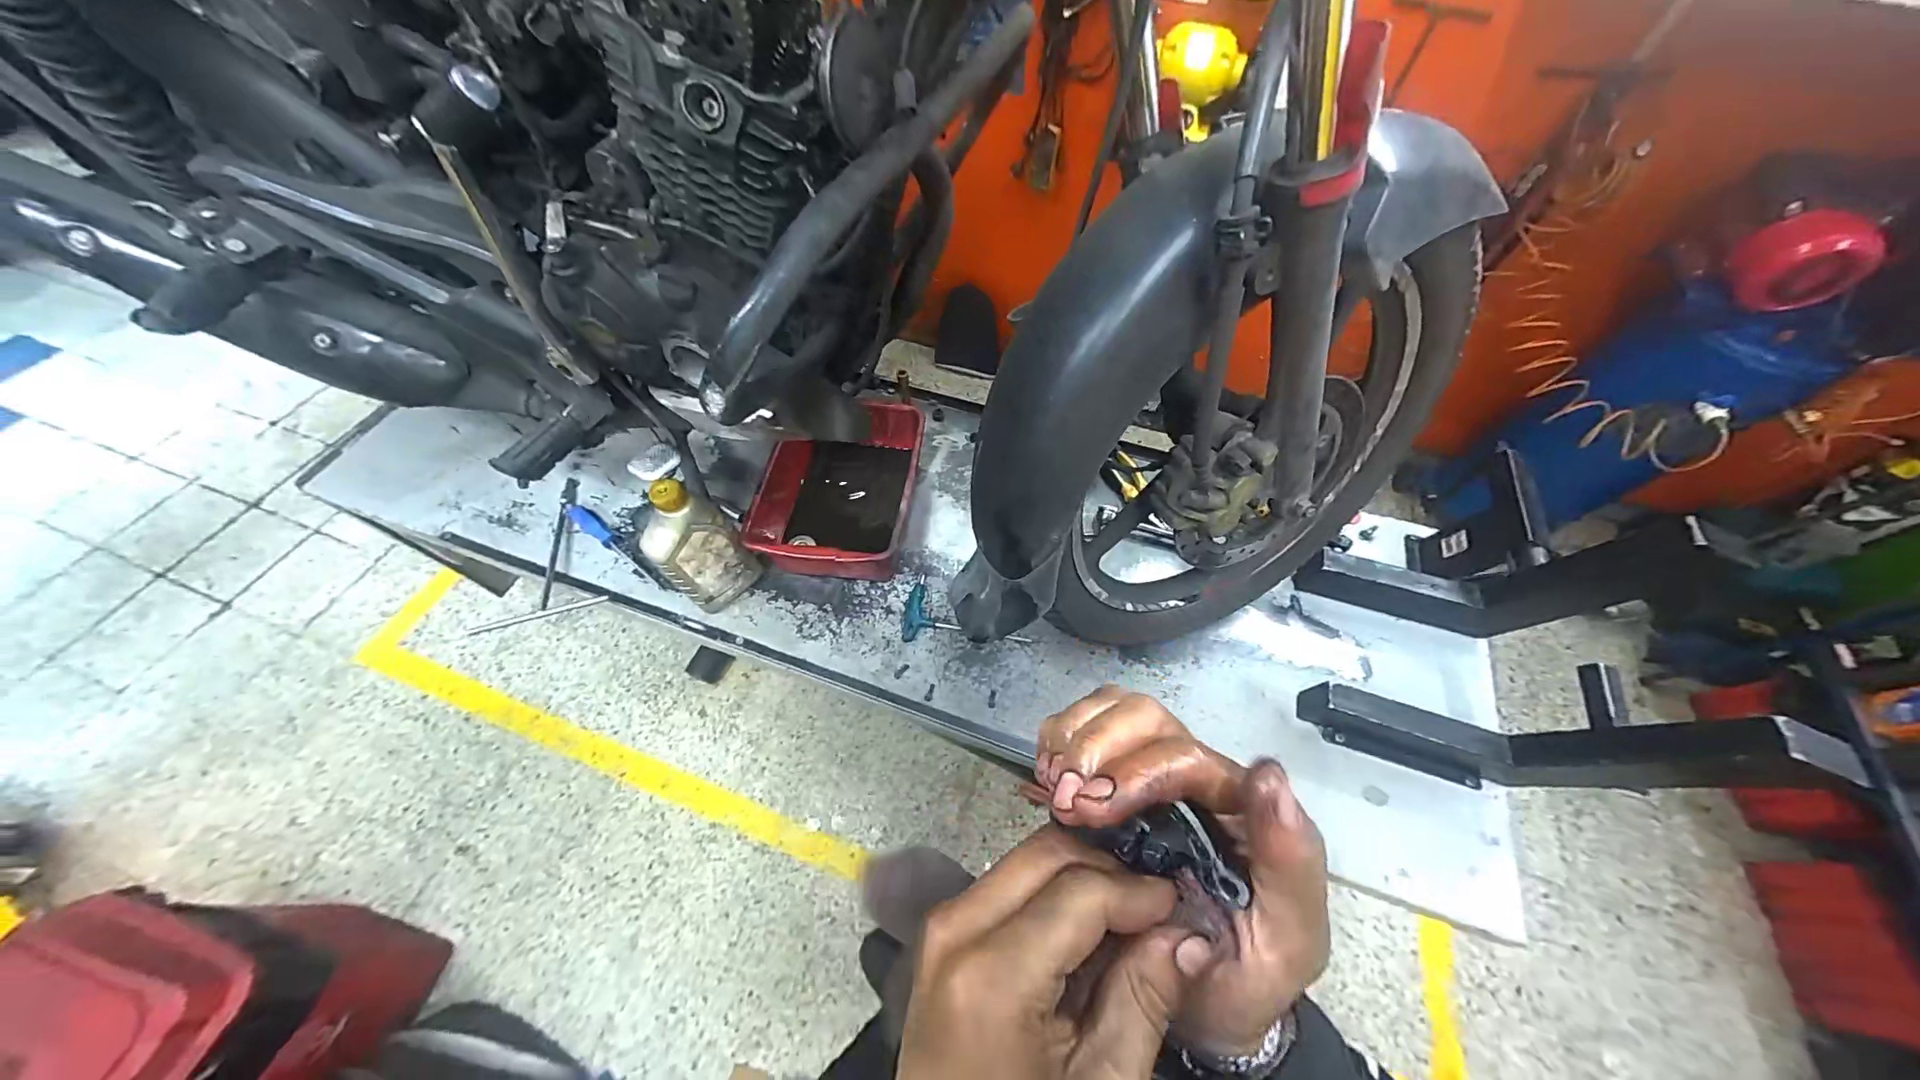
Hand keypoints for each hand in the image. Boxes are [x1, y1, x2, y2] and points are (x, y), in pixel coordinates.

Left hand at [897, 826, 1217, 1079]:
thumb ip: (1142, 1000)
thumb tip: (1188, 936)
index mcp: (992, 974)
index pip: (1081, 891)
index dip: (1140, 892)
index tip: (1181, 909)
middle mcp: (957, 927)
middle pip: (1047, 854)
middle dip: (1110, 869)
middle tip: (1156, 909)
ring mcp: (943, 923)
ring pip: (1026, 859)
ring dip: (1082, 876)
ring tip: (1126, 922)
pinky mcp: (943, 928)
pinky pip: (1007, 882)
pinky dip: (1054, 892)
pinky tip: (1086, 932)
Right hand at [1029, 686, 1330, 1057]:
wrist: (1203, 1005)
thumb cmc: (1244, 974)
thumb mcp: (1290, 936)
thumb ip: (1291, 860)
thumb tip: (1269, 774)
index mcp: (1237, 802)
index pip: (1184, 756)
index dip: (1134, 771)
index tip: (1090, 807)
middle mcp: (1194, 774)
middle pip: (1144, 717)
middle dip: (1096, 744)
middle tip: (1063, 796)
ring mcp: (1151, 771)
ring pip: (1115, 710)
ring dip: (1075, 734)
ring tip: (1051, 783)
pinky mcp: (1116, 778)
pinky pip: (1088, 727)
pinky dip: (1060, 737)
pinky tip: (1046, 778)